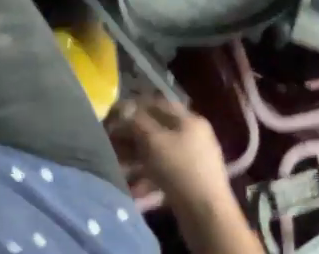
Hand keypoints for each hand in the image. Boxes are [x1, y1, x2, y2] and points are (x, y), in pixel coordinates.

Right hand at [116, 94, 229, 208]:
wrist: (207, 216)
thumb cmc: (179, 168)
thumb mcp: (152, 139)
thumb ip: (134, 120)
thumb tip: (121, 111)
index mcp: (190, 120)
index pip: (155, 103)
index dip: (130, 107)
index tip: (111, 117)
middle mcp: (193, 136)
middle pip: (154, 129)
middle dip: (130, 136)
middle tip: (111, 142)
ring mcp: (193, 160)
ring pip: (156, 151)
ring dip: (134, 156)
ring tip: (118, 164)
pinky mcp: (189, 181)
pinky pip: (162, 170)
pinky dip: (145, 173)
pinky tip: (132, 184)